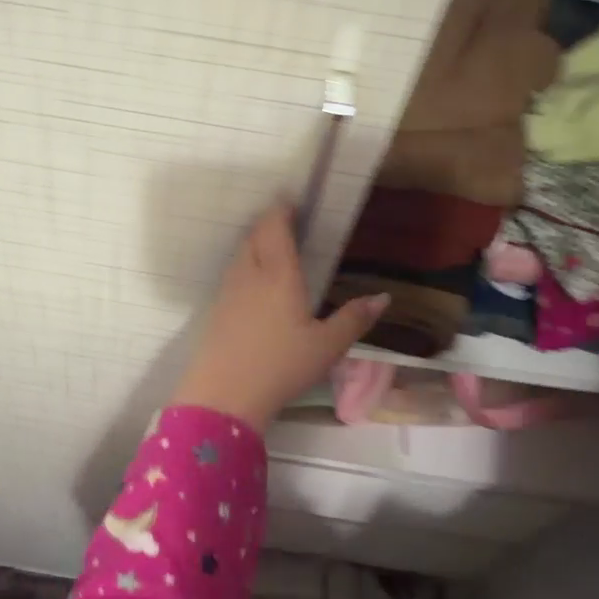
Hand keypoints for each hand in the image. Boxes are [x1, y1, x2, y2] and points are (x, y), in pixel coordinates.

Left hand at [168, 205, 389, 431]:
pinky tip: (255, 287)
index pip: (275, 228)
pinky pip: (231, 278)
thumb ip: (354, 319)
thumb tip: (383, 297)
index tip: (293, 201)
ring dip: (254, 246)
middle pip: (254, 237)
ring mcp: (227, 293)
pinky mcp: (215, 313)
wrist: (224, 396)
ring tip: (273, 251)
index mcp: (278, 275)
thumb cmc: (280, 367)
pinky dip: (245, 269)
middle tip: (287, 224)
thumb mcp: (327, 347)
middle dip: (268, 225)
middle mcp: (249, 275)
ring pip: (240, 256)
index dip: (282, 210)